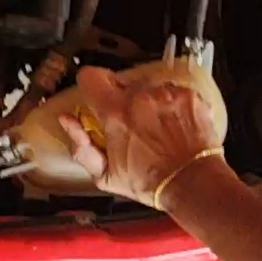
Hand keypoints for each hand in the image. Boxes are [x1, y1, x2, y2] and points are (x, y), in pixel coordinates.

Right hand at [57, 66, 226, 207]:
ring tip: (156, 129)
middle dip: (123, 101)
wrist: (193, 183)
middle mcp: (141, 97)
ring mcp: (167, 94)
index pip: (90, 77)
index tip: (96, 97)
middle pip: (122, 84)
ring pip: (149, 88)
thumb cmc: (150, 182)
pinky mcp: (188, 95)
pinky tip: (173, 127)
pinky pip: (172, 92)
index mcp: (115, 113)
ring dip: (149, 103)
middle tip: (131, 126)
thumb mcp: (105, 174)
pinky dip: (171, 106)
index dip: (90, 87)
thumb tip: (67, 121)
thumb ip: (81, 145)